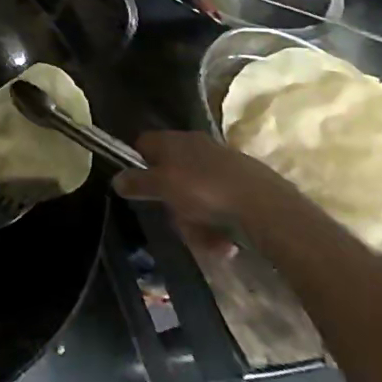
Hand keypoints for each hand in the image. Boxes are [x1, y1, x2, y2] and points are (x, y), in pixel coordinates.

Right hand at [112, 130, 296, 259]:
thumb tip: (117, 178)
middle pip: (170, 175)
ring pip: (194, 195)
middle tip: (177, 223)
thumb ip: (137, 182)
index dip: (137, 163)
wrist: (265, 205)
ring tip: (205, 240)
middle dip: (172, 204)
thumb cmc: (204, 190)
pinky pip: (218, 204)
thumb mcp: (162, 187)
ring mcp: (222, 164)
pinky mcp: (244, 183)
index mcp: (174, 140)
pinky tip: (224, 241)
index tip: (138, 188)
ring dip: (195, 221)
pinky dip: (217, 223)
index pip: (144, 143)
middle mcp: (197, 146)